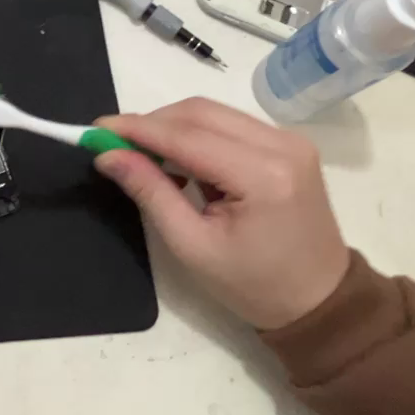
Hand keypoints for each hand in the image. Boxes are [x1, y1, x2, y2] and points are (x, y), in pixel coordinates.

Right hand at [93, 97, 349, 329]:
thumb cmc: (252, 285)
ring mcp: (290, 140)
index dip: (136, 128)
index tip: (95, 128)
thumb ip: (149, 192)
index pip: (186, 135)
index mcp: (262, 175)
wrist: (320, 302)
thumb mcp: (191, 245)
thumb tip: (106, 155)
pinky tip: (180, 161)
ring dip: (172, 127)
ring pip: (213, 112)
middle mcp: (281, 145)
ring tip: (144, 156)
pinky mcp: (288, 144)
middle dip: (151, 123)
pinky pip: (229, 123)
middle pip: (199, 112)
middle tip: (114, 143)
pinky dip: (196, 134)